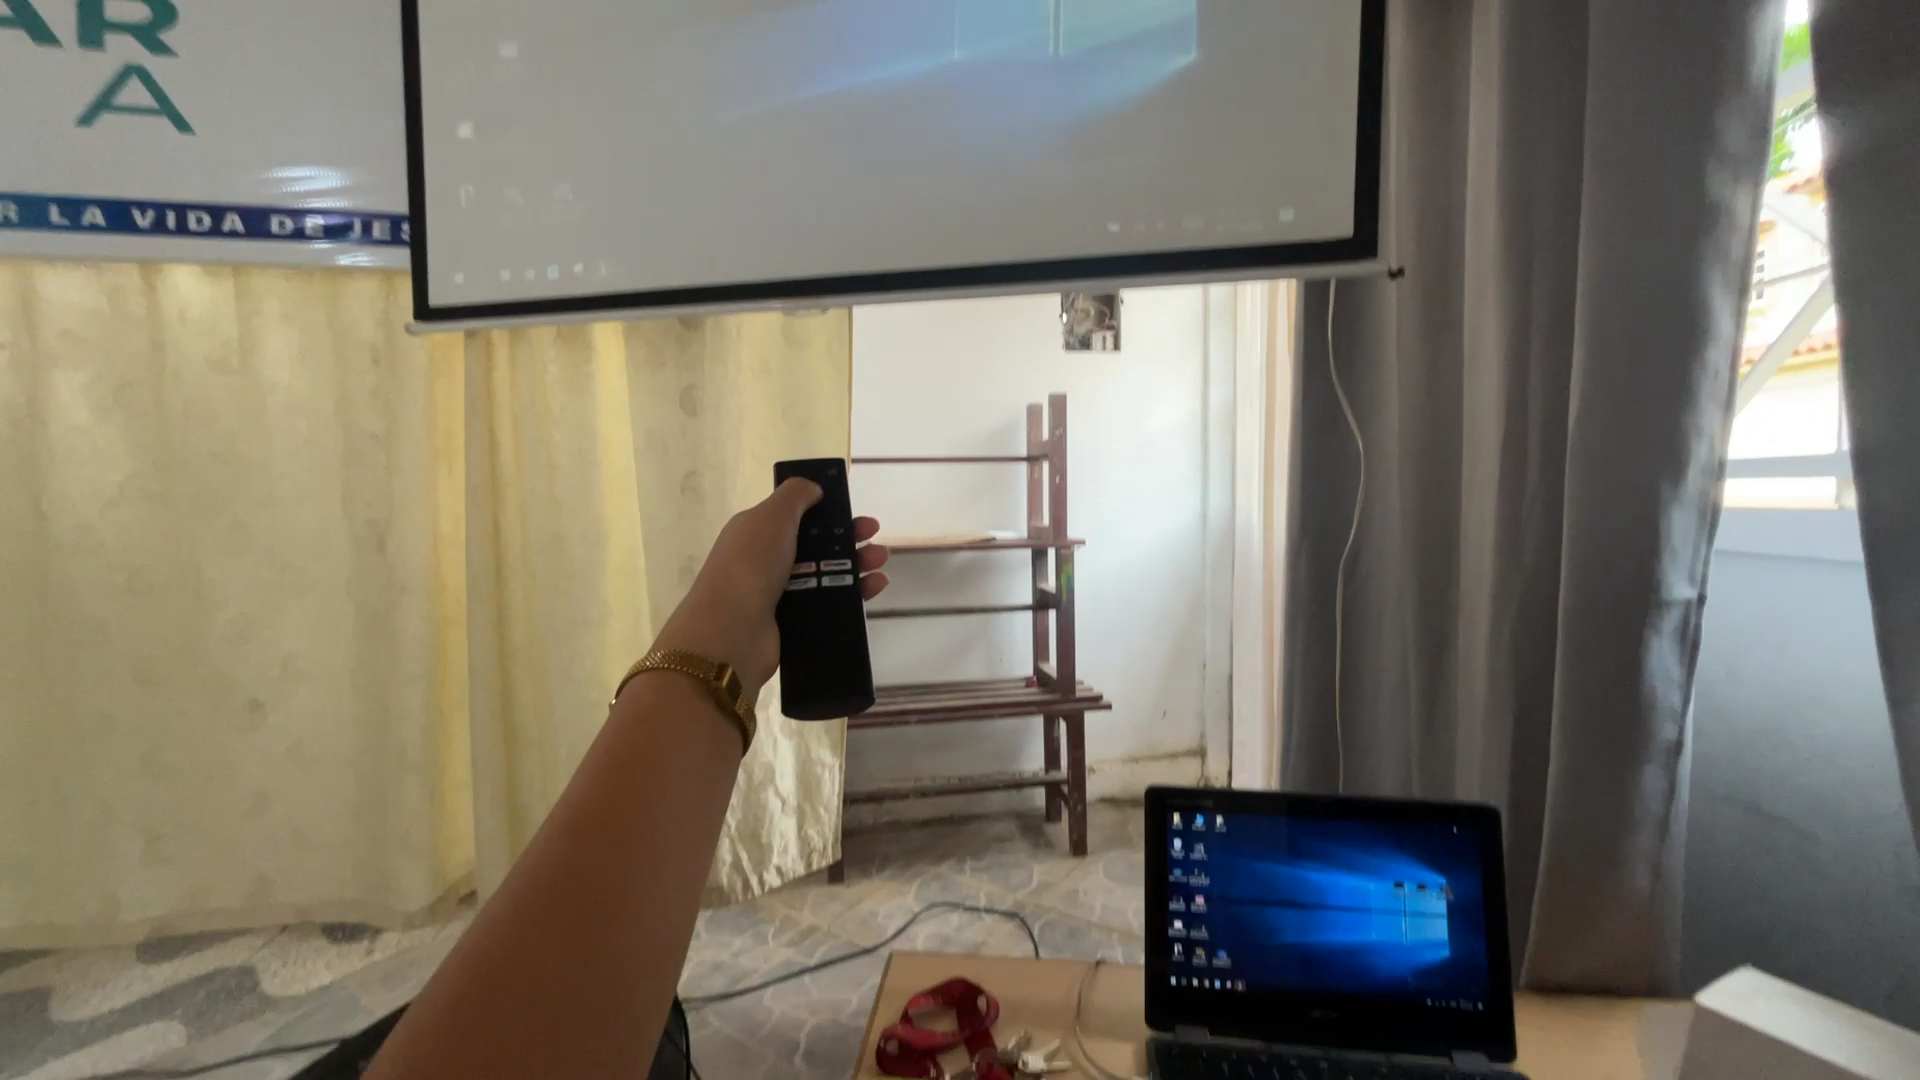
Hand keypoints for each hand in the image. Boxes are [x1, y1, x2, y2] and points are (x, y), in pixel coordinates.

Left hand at [653, 478, 889, 698]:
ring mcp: (780, 594)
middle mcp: (767, 561)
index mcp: (757, 532)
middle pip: (817, 545)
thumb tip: (815, 488)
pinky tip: (875, 587)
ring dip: (857, 565)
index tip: (853, 511)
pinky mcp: (794, 622)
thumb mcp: (771, 516)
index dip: (827, 512)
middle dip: (849, 538)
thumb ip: (795, 495)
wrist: (732, 633)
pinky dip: (855, 594)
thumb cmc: (751, 565)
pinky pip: (830, 603)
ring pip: (827, 574)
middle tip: (875, 537)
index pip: (797, 517)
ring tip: (881, 563)